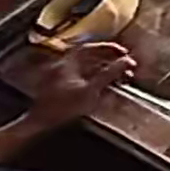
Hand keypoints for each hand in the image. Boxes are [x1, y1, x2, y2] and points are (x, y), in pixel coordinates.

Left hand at [9, 41, 135, 128]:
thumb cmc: (65, 106)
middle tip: (128, 65)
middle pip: (90, 57)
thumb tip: (128, 60)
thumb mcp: (91, 90)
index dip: (108, 48)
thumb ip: (110, 73)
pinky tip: (110, 84)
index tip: (124, 53)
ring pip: (89, 67)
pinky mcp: (63, 86)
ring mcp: (61, 77)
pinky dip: (100, 77)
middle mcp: (62, 68)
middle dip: (112, 60)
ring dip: (108, 69)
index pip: (88, 48)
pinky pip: (85, 75)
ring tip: (124, 76)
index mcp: (66, 66)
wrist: (41, 122)